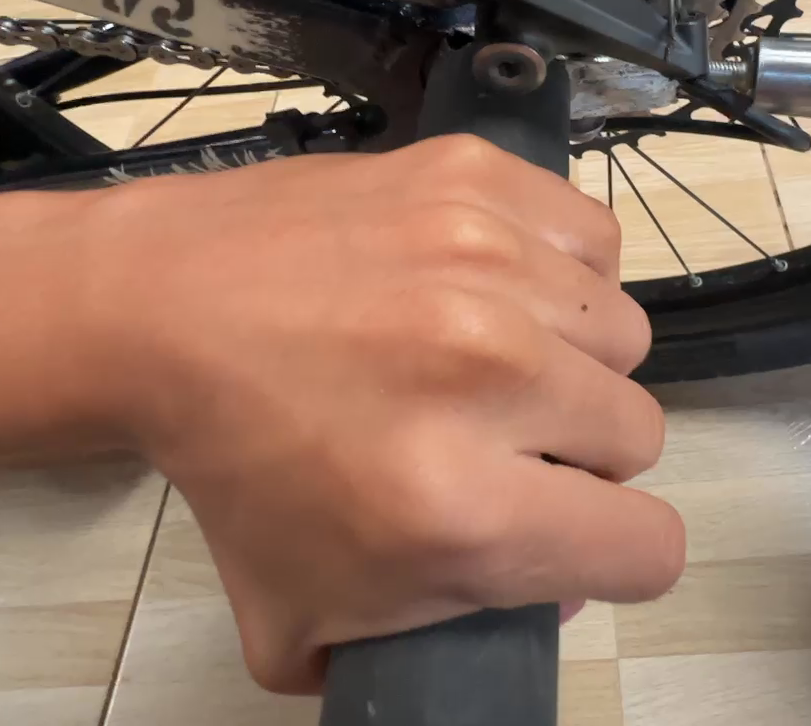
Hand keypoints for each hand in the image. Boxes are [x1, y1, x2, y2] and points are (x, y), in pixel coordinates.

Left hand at [86, 135, 682, 693]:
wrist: (164, 305)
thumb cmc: (236, 460)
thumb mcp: (314, 611)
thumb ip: (449, 632)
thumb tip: (563, 578)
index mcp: (456, 507)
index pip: (646, 547)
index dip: (617, 551)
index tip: (575, 525)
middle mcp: (493, 372)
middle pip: (637, 430)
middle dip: (583, 449)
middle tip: (508, 432)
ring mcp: (490, 258)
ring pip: (621, 331)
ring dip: (572, 354)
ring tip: (496, 348)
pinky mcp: (478, 178)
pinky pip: (591, 237)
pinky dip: (563, 267)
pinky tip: (503, 281)